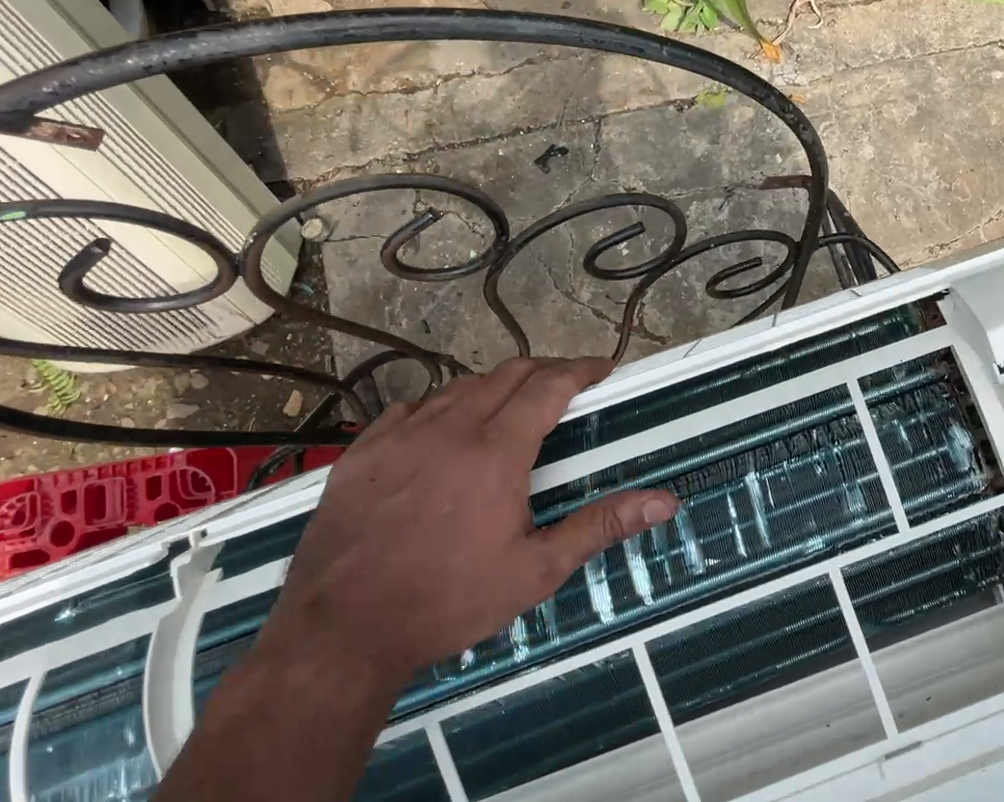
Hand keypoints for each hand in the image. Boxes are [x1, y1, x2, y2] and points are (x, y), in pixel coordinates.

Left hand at [258, 357, 680, 683]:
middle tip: (569, 386)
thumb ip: (600, 526)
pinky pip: (412, 408)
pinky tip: (447, 429)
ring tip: (515, 406)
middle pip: (507, 374)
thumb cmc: (448, 602)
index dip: (582, 369)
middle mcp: (449, 429)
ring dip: (497, 386)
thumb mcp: (536, 571)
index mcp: (496, 452)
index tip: (605, 369)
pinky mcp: (361, 453)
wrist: (339, 634)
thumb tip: (665, 502)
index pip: (548, 385)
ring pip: (459, 386)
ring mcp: (399, 437)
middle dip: (546, 370)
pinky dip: (444, 406)